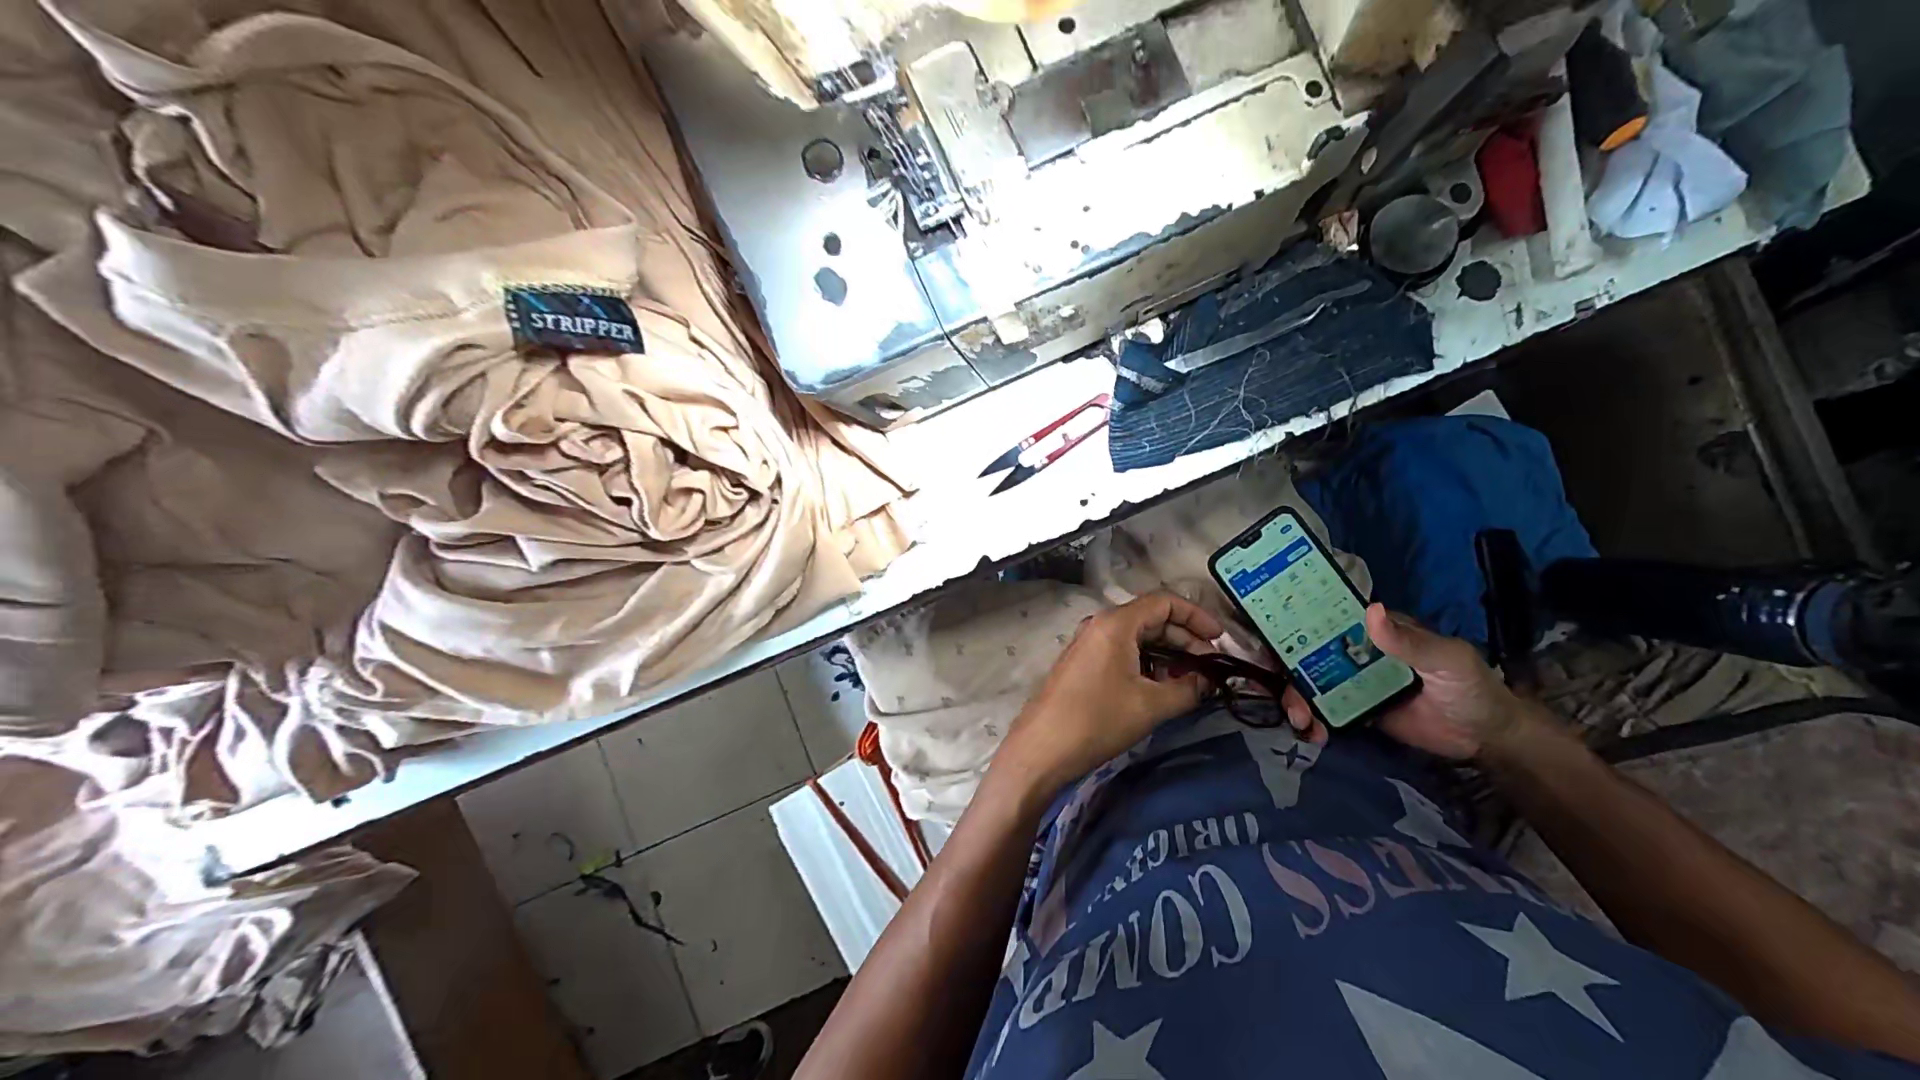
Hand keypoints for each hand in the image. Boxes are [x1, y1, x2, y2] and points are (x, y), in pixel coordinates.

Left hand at [993, 592, 1223, 796]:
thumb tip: (1208, 682)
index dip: (1197, 616)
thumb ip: (1188, 689)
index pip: (1164, 602)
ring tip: (1191, 681)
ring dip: (1168, 654)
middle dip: (1185, 639)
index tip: (1220, 639)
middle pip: (1152, 618)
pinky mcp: (1083, 664)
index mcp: (1116, 623)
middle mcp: (1100, 624)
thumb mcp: (1151, 705)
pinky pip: (1122, 652)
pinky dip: (1147, 663)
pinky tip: (1161, 687)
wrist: (1042, 748)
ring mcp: (1088, 644)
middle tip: (1211, 667)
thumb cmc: (1097, 720)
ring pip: (1137, 637)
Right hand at [1280, 603, 1529, 759]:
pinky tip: (1315, 735)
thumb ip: (1409, 640)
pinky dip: (1314, 722)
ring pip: (1311, 685)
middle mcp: (1356, 653)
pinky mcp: (1356, 710)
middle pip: (1308, 657)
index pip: (1326, 622)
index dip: (1295, 629)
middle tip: (1293, 703)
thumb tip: (1371, 610)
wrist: (1488, 738)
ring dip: (1299, 702)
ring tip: (1303, 723)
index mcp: (1373, 632)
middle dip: (1291, 677)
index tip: (1272, 642)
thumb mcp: (1447, 659)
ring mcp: (1353, 683)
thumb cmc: (1471, 686)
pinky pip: (1325, 712)